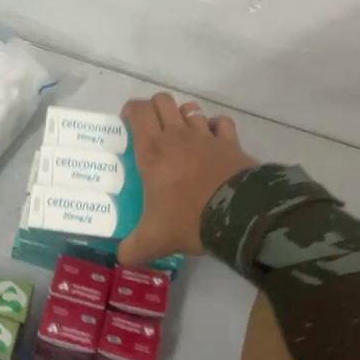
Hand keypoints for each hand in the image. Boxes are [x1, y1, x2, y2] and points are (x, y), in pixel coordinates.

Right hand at [118, 93, 257, 265]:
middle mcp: (178, 136)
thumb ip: (133, 249)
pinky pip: (221, 122)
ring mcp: (207, 136)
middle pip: (163, 101)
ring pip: (191, 108)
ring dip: (183, 116)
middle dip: (155, 108)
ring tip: (181, 135)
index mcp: (153, 151)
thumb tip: (122, 258)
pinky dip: (215, 126)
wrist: (237, 215)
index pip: (138, 112)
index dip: (130, 111)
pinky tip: (213, 140)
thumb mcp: (154, 240)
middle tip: (152, 129)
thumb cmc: (188, 220)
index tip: (128, 124)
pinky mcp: (231, 143)